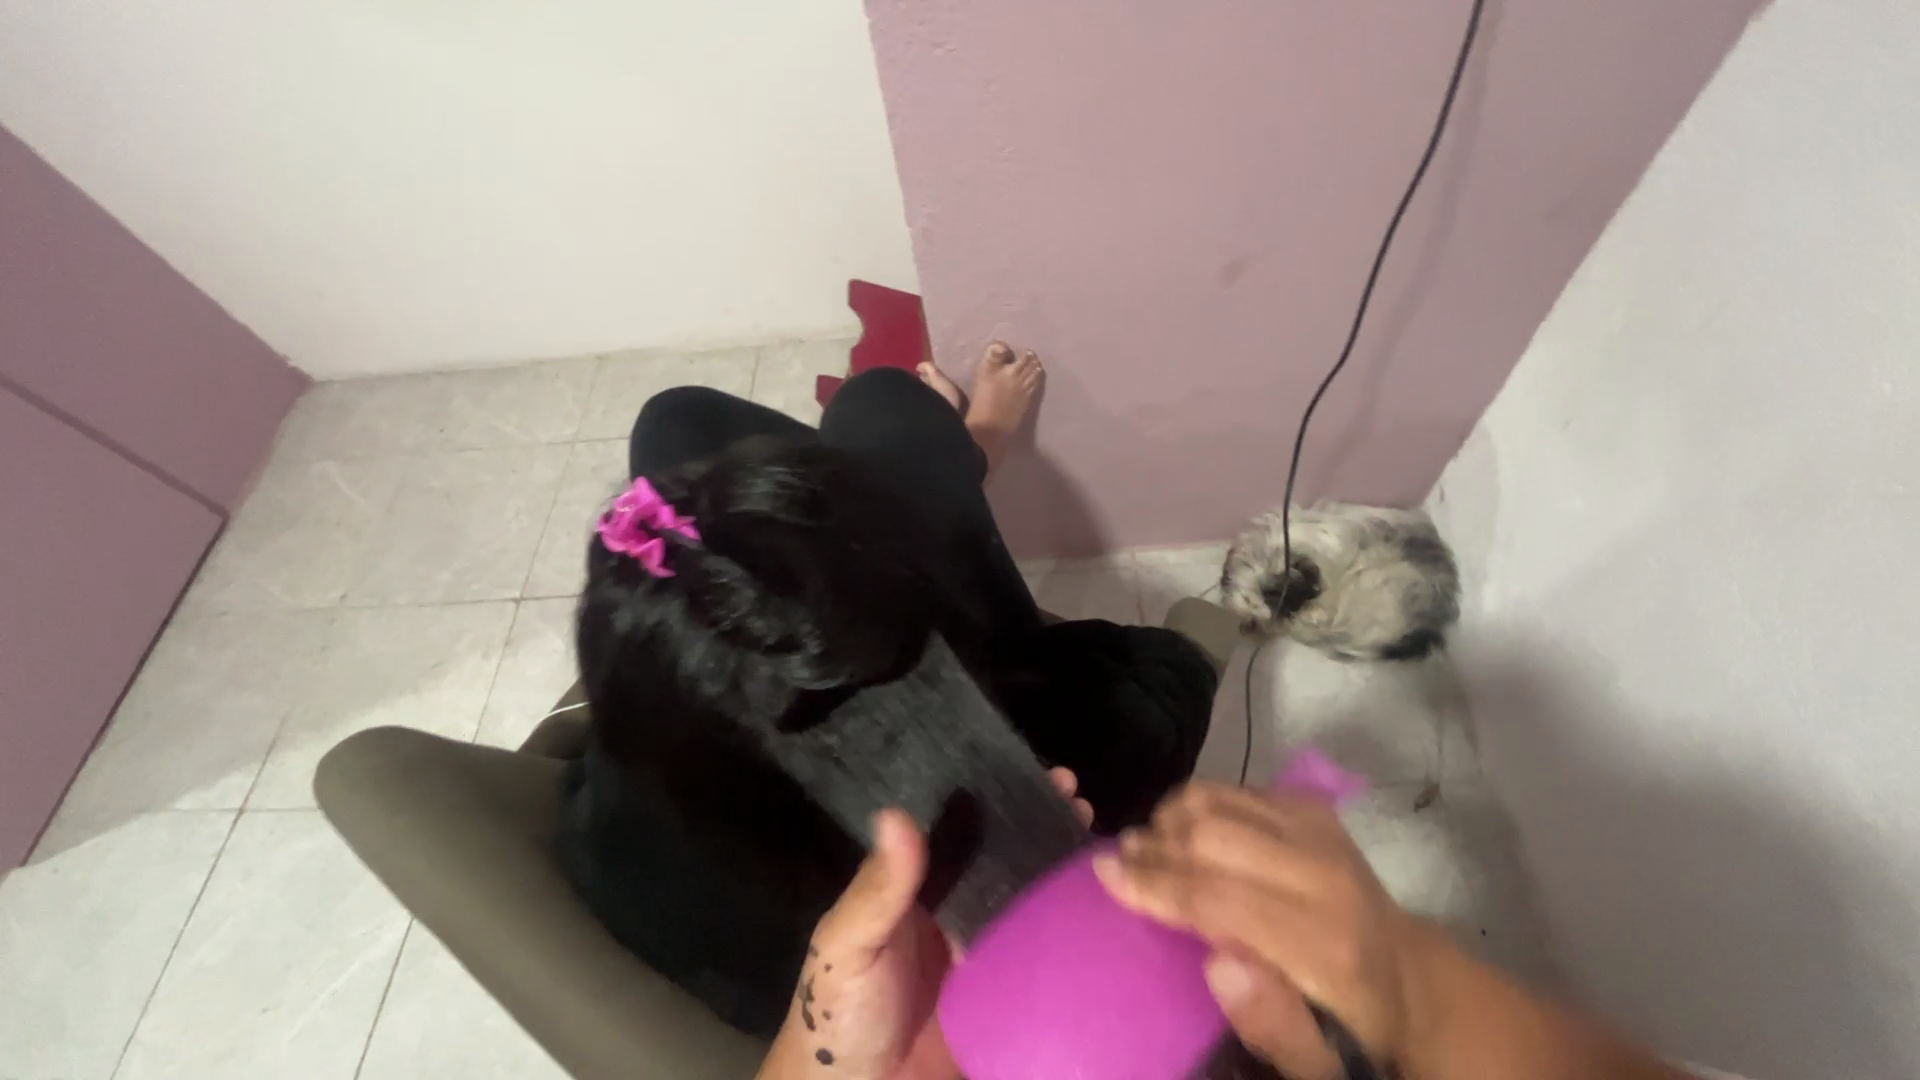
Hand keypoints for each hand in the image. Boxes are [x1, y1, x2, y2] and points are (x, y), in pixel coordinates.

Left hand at [760, 769, 1092, 1079]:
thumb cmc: (840, 1010)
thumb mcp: (848, 943)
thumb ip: (877, 887)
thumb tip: (897, 812)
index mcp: (917, 885)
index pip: (960, 828)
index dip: (994, 796)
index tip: (1033, 771)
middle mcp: (956, 905)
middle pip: (1002, 853)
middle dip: (1037, 820)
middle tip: (1075, 794)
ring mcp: (985, 946)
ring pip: (1027, 893)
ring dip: (1057, 862)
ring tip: (1092, 832)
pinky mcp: (1009, 989)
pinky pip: (1042, 949)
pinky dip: (1068, 923)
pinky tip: (1098, 900)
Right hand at [1093, 783, 1424, 1079]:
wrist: (1408, 978)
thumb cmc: (1349, 1026)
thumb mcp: (1319, 1058)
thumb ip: (1272, 1023)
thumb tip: (1216, 964)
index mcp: (1324, 941)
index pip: (1217, 898)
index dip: (1154, 885)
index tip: (1104, 874)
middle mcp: (1324, 873)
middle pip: (1212, 835)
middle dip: (1154, 846)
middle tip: (1118, 857)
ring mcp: (1320, 832)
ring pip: (1218, 799)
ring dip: (1169, 816)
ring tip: (1145, 841)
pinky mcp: (1313, 809)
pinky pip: (1235, 788)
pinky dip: (1197, 802)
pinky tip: (1184, 828)